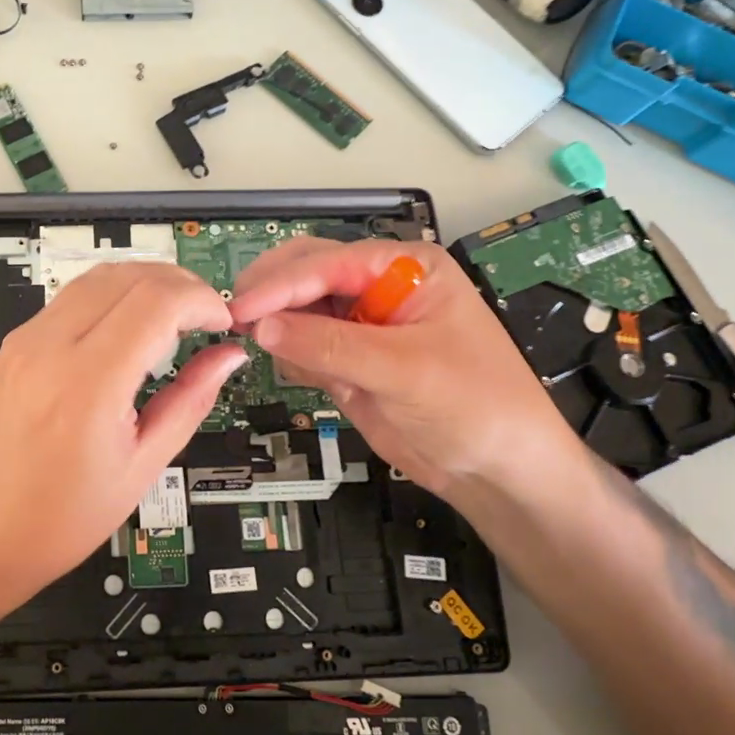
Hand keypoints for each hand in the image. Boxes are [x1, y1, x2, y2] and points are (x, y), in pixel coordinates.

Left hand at [0, 263, 245, 594]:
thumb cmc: (64, 516)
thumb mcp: (143, 466)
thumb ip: (191, 400)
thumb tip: (229, 356)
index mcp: (88, 384)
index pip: (156, 302)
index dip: (201, 301)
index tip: (223, 323)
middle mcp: (51, 347)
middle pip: (128, 276)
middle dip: (180, 284)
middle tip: (207, 316)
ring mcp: (26, 340)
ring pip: (98, 276)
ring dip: (145, 282)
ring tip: (176, 315)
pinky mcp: (14, 343)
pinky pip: (72, 297)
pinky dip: (112, 295)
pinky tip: (132, 325)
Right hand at [229, 238, 575, 493]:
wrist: (498, 471)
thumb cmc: (477, 406)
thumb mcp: (404, 369)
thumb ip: (331, 345)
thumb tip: (262, 326)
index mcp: (405, 268)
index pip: (329, 262)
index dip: (282, 283)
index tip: (242, 307)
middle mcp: (379, 289)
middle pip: (307, 275)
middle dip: (273, 296)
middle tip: (237, 320)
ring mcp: (361, 326)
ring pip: (297, 312)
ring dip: (279, 329)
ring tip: (270, 351)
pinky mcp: (348, 362)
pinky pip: (302, 349)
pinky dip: (291, 358)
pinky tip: (300, 373)